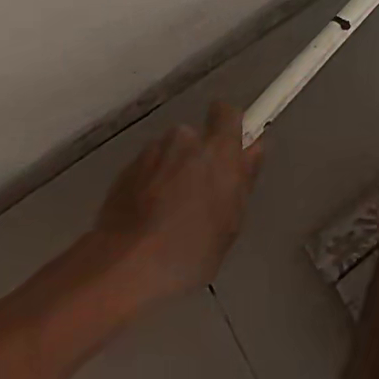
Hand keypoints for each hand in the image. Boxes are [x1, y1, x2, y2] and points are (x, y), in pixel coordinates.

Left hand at [94, 102, 261, 297]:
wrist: (125, 266)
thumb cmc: (191, 248)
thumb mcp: (232, 221)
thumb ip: (244, 178)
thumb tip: (254, 148)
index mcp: (217, 149)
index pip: (227, 112)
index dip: (228, 125)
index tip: (228, 147)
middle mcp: (184, 140)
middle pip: (194, 138)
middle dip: (195, 158)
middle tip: (195, 195)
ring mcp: (150, 153)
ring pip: (167, 155)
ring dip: (170, 173)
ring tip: (165, 214)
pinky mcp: (124, 170)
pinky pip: (145, 170)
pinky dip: (147, 186)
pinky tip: (144, 219)